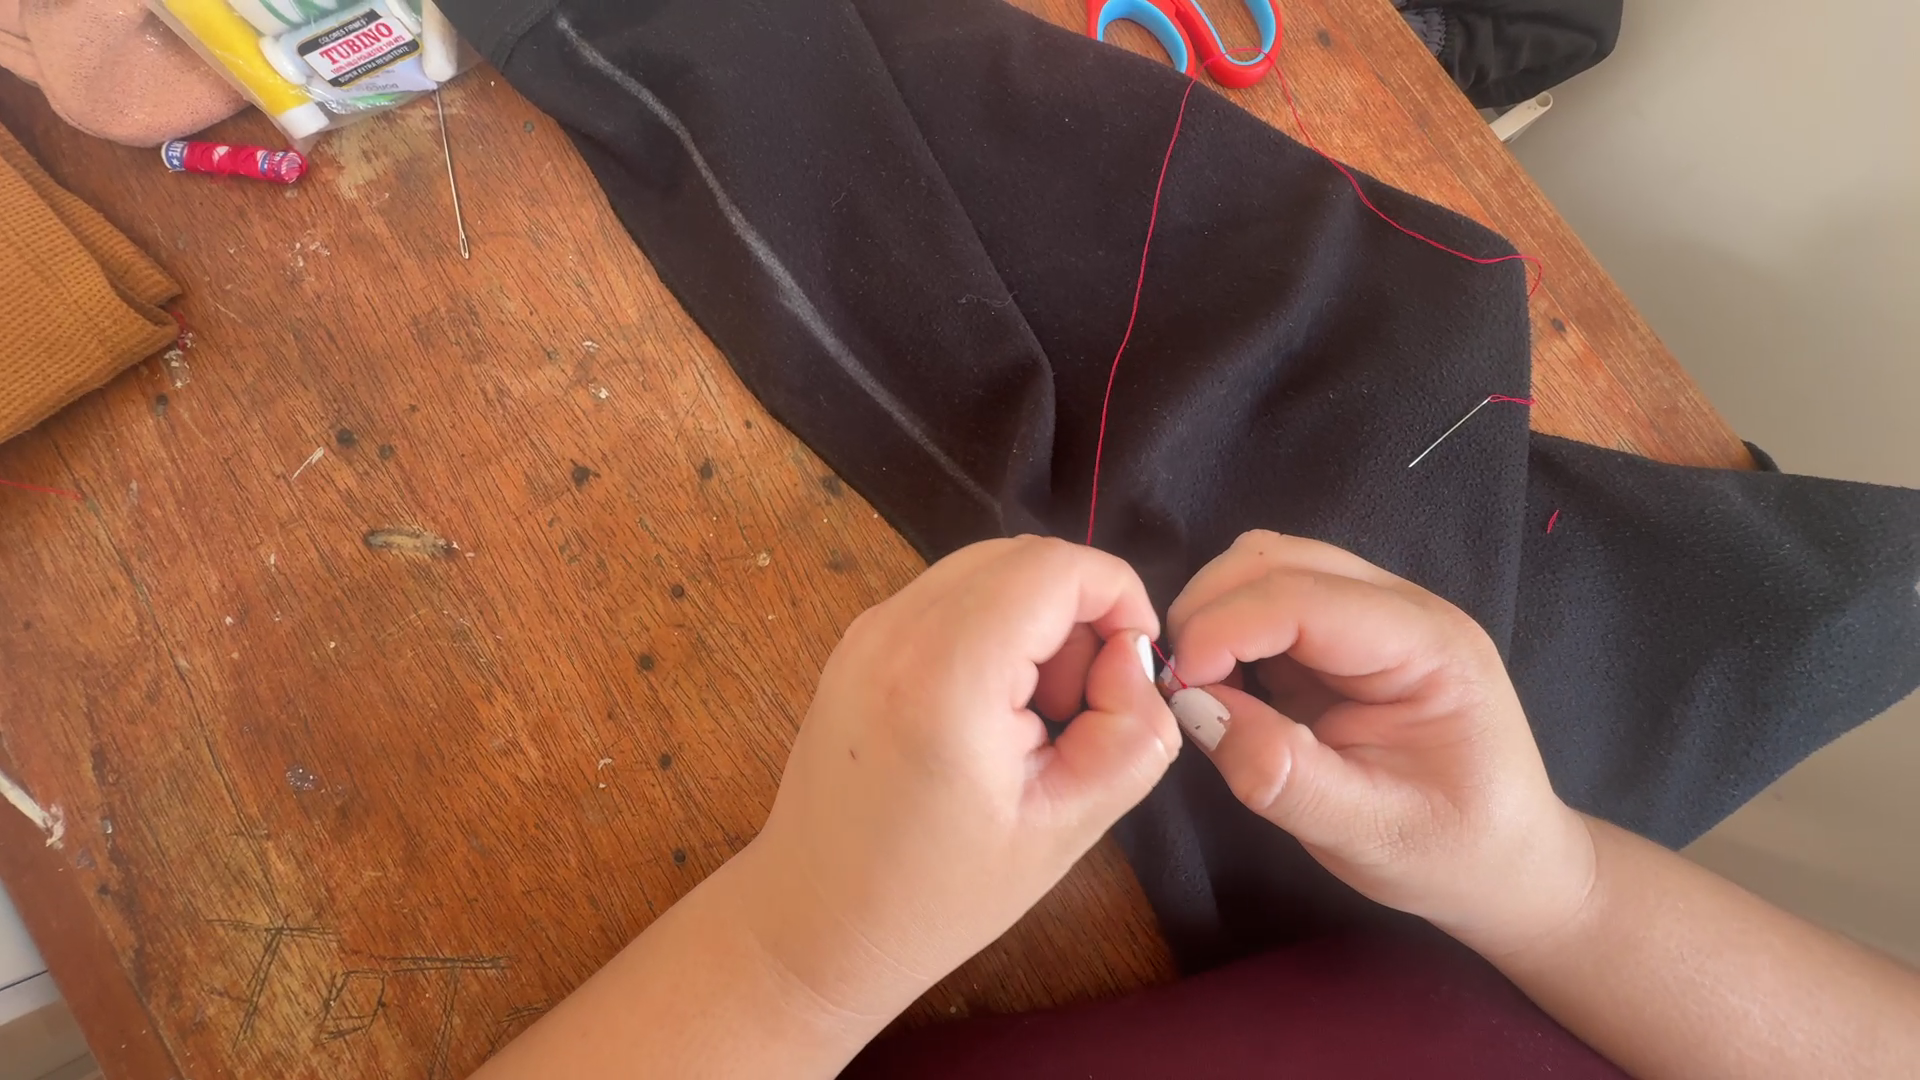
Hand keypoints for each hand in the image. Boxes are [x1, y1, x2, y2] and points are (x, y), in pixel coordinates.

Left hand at [738, 536, 1177, 1019]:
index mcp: (946, 671)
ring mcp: (869, 625)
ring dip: (1036, 618)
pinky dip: (994, 624)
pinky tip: (988, 703)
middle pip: (1022, 556)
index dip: (1118, 594)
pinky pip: (950, 595)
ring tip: (1034, 710)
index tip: (1135, 662)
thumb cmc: (939, 893)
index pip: (1056, 566)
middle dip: (1078, 609)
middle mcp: (896, 626)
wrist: (812, 919)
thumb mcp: (1067, 827)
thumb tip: (1130, 657)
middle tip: (1080, 699)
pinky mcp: (859, 638)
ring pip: (988, 569)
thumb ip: (1133, 732)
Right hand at [1164, 531, 1594, 955]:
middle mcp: (1399, 607)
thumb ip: (1282, 774)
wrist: (1504, 864)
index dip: (1223, 630)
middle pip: (1273, 559)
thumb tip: (1195, 709)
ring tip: (1202, 682)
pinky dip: (1223, 625)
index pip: (1302, 599)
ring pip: (1261, 564)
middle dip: (1208, 611)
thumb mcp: (1370, 836)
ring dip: (1212, 612)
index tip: (1177, 688)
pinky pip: (1261, 594)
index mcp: (1427, 648)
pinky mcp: (1337, 627)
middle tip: (1180, 684)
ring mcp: (1369, 609)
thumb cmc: (1450, 853)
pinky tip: (1225, 678)